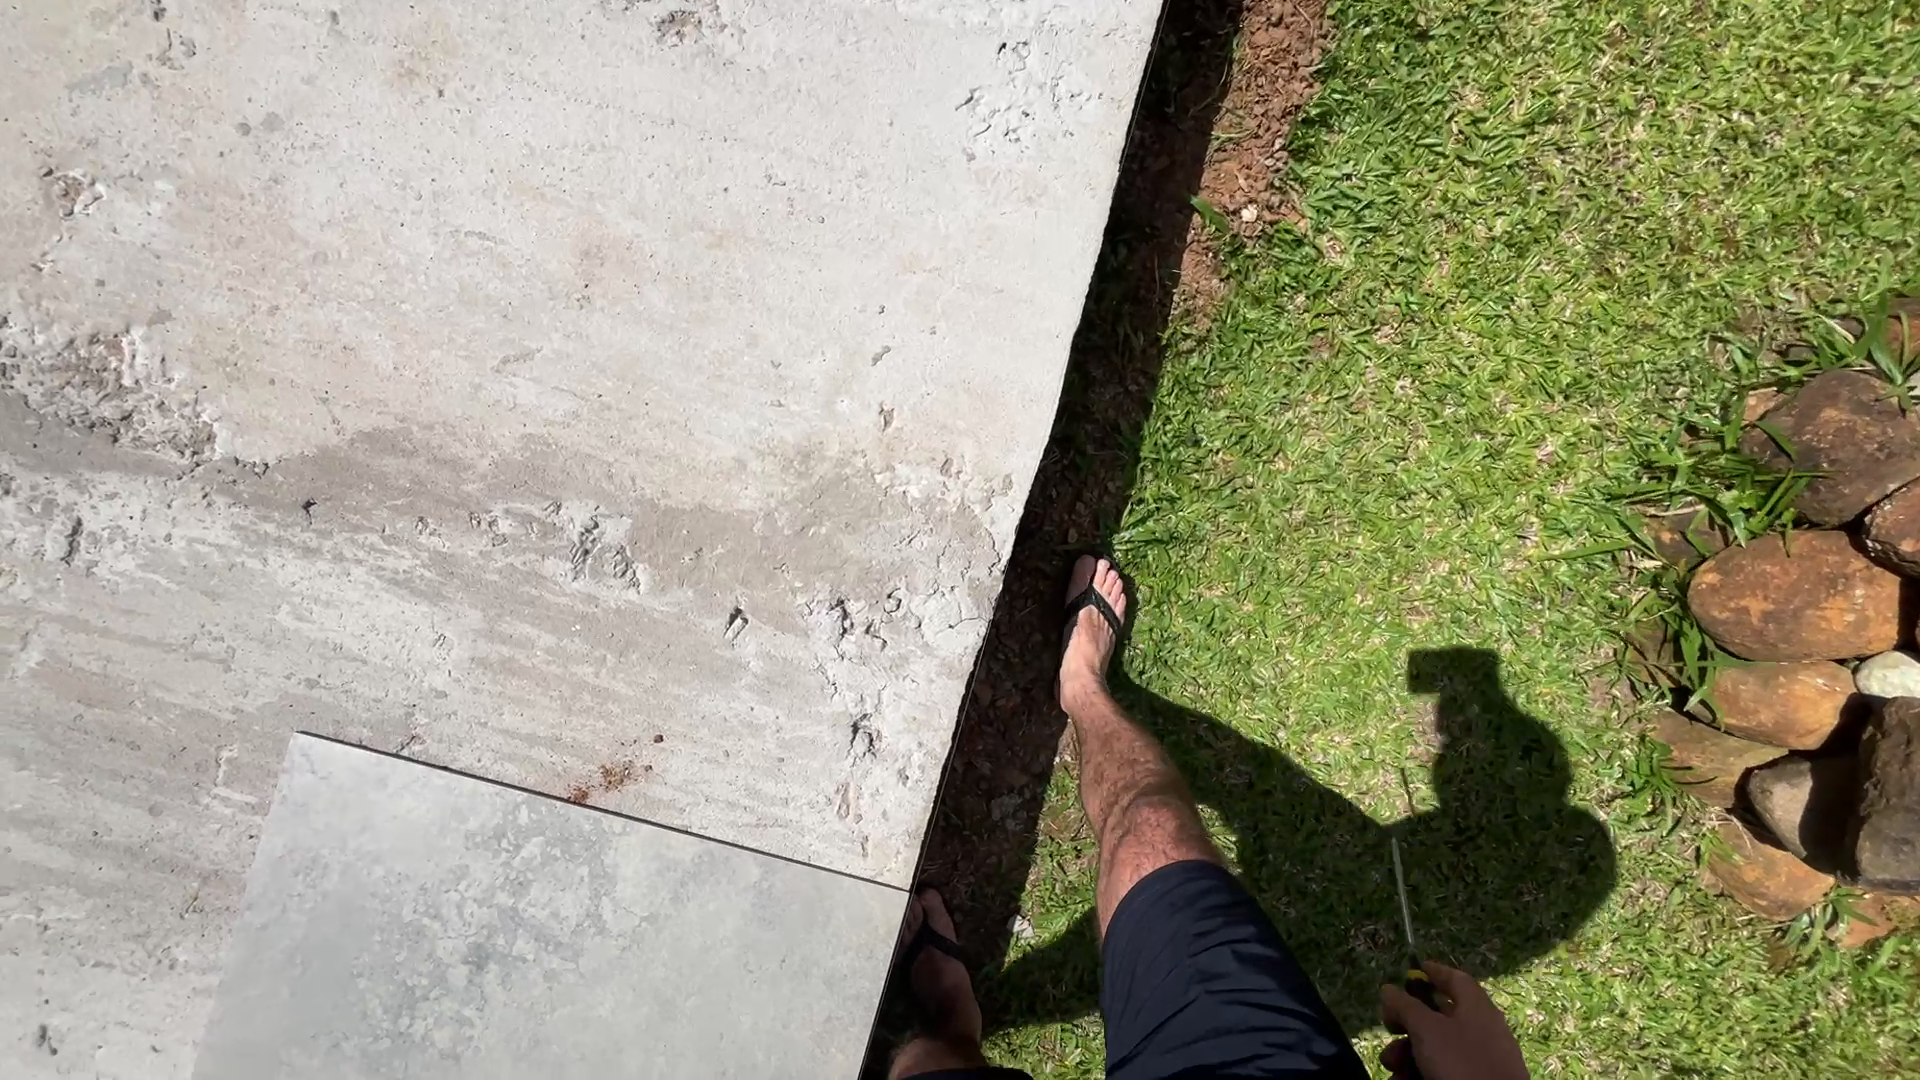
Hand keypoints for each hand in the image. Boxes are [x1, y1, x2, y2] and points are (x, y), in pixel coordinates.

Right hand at [1378, 962, 1529, 1079]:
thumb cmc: (1461, 1062)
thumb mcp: (1425, 1027)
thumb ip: (1403, 1004)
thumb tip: (1389, 989)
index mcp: (1477, 1009)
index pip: (1456, 979)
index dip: (1434, 971)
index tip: (1415, 968)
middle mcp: (1483, 1031)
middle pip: (1439, 1016)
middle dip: (1406, 1024)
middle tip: (1389, 1029)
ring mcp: (1484, 1060)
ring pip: (1438, 1046)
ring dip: (1407, 1052)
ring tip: (1392, 1066)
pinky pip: (1446, 1069)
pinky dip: (1422, 1070)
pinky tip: (1404, 1079)